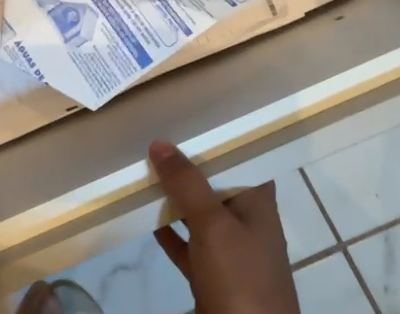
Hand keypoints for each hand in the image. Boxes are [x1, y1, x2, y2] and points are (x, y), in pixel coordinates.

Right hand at [149, 142, 298, 313]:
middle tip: (153, 137)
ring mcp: (229, 254)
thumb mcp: (214, 225)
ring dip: (173, 197)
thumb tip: (160, 143)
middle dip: (186, 166)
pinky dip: (167, 231)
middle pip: (214, 185)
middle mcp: (246, 225)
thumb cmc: (241, 279)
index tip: (189, 119)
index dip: (219, 140)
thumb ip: (187, 183)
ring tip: (142, 170)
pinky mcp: (211, 277)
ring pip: (197, 214)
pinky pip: (186, 245)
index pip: (242, 161)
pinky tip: (144, 217)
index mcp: (258, 206)